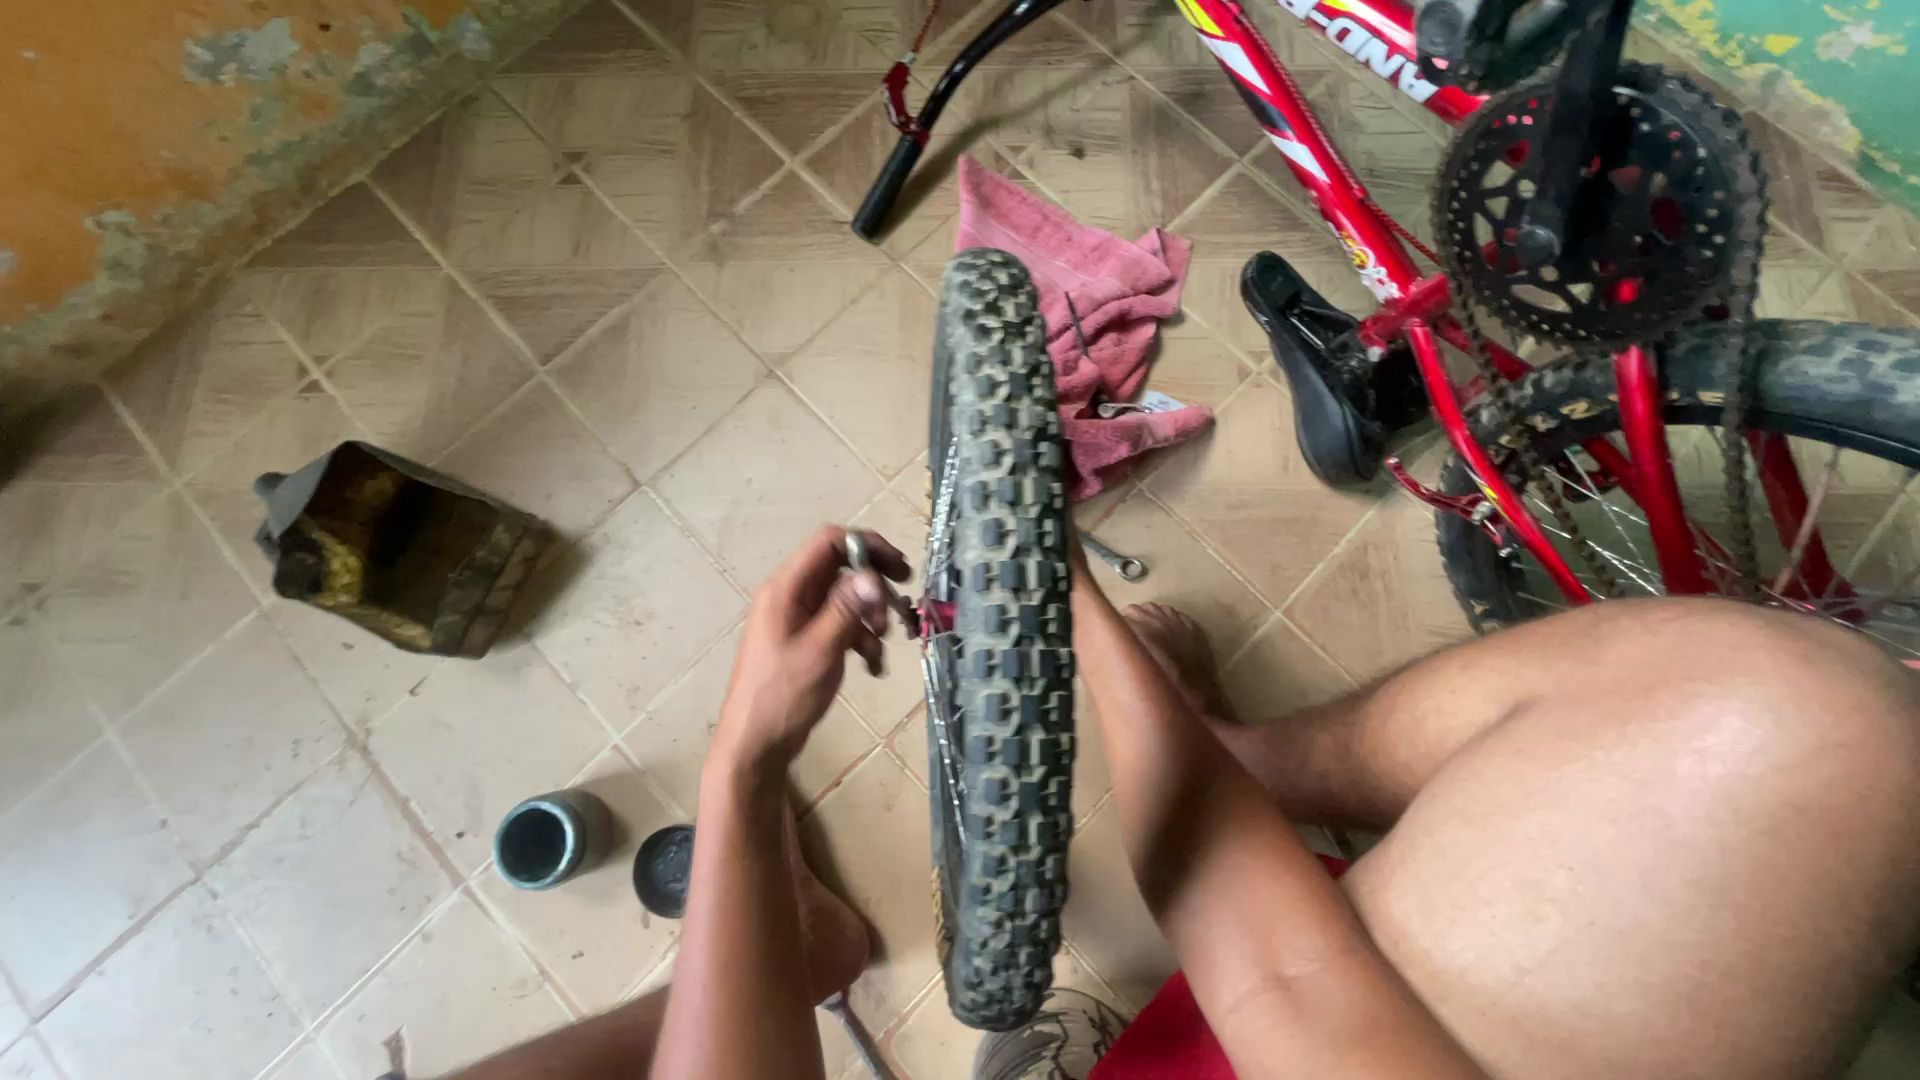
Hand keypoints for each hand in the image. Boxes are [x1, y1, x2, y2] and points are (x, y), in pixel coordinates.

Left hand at [713, 526, 910, 774]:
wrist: (756, 744)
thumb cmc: (782, 695)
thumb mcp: (820, 650)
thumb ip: (846, 609)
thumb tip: (873, 576)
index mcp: (786, 588)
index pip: (829, 542)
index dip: (866, 545)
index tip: (898, 567)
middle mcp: (792, 595)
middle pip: (841, 568)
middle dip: (874, 585)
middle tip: (903, 598)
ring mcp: (799, 618)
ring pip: (846, 599)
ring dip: (871, 616)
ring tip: (882, 644)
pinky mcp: (807, 640)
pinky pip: (842, 625)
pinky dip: (862, 639)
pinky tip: (872, 666)